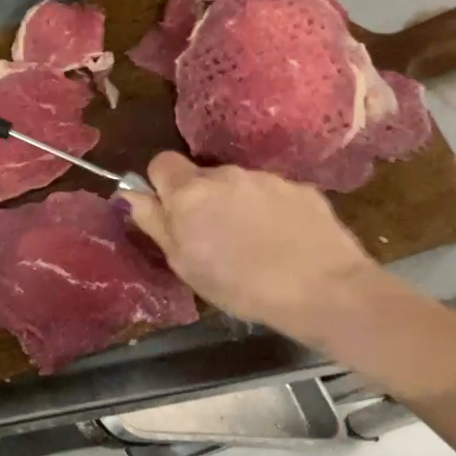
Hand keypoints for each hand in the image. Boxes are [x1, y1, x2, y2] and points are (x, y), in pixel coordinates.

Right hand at [123, 152, 376, 341]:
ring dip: (238, 204)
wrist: (326, 292)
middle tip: (214, 236)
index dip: (162, 184)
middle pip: (202, 176)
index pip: (161, 163)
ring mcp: (267, 180)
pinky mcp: (303, 190)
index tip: (171, 211)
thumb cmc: (240, 284)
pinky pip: (274, 195)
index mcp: (189, 192)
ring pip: (239, 186)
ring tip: (255, 242)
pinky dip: (272, 212)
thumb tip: (129, 195)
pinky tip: (285, 242)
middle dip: (203, 198)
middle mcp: (225, 175)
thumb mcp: (183, 262)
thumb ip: (153, 222)